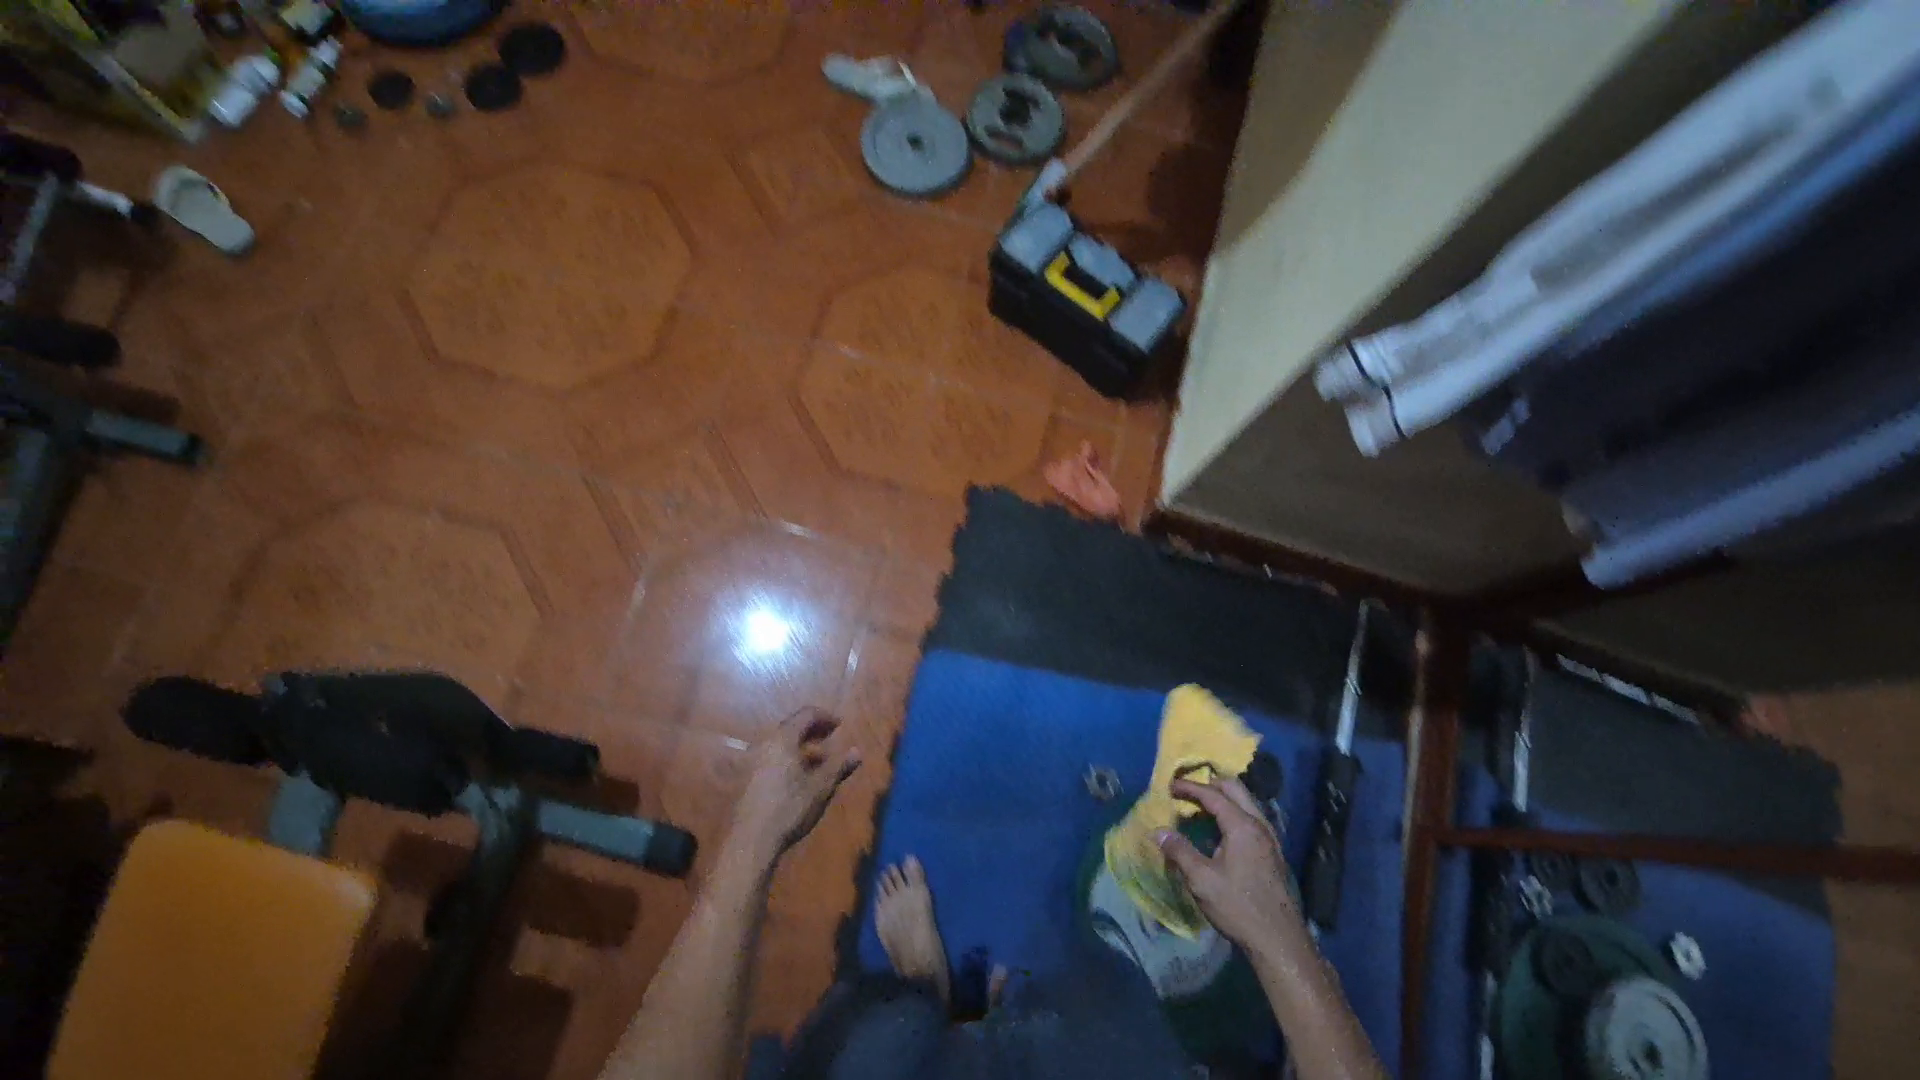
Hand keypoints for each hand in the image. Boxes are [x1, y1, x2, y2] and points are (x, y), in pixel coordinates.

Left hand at [729, 708, 861, 863]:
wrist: (752, 840)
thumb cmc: (790, 809)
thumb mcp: (821, 788)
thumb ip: (839, 767)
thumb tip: (857, 751)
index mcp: (783, 741)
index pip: (806, 715)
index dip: (825, 717)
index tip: (839, 726)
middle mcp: (765, 744)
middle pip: (791, 726)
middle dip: (813, 730)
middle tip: (830, 738)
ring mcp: (753, 760)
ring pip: (781, 743)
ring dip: (801, 745)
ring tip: (818, 759)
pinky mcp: (747, 777)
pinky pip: (772, 756)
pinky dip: (789, 756)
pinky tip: (799, 775)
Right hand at [1157, 776, 1307, 959]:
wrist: (1278, 940)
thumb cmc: (1237, 906)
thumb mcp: (1201, 880)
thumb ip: (1179, 851)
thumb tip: (1158, 831)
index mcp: (1242, 826)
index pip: (1213, 795)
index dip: (1190, 788)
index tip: (1170, 786)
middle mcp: (1259, 825)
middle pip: (1235, 790)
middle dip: (1210, 785)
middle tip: (1187, 791)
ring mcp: (1270, 839)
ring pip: (1246, 804)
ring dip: (1223, 800)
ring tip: (1201, 808)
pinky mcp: (1273, 853)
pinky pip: (1251, 819)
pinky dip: (1233, 814)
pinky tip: (1221, 832)